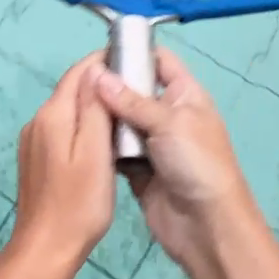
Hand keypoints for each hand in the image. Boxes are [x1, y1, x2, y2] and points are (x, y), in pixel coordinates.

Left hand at [7, 53, 117, 268]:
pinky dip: (82, 127)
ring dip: (92, 107)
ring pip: (68, 110)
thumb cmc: (79, 203)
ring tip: (124, 118)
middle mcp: (38, 120)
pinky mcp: (35, 158)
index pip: (78, 72)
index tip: (132, 64)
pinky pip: (62, 130)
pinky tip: (101, 144)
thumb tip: (96, 69)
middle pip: (72, 89)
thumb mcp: (95, 153)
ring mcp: (33, 140)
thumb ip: (94, 109)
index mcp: (53, 114)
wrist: (45, 249)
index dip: (104, 62)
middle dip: (101, 85)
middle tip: (135, 92)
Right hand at [94, 48, 254, 268]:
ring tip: (71, 106)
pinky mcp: (137, 167)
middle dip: (108, 85)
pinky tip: (78, 136)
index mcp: (185, 94)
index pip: (158, 60)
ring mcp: (151, 142)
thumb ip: (130, 99)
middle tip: (76, 82)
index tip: (100, 51)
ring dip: (101, 116)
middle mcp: (167, 114)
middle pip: (132, 89)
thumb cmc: (197, 163)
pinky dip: (100, 144)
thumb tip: (97, 74)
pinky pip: (114, 148)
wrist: (207, 227)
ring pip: (119, 119)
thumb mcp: (168, 122)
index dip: (134, 51)